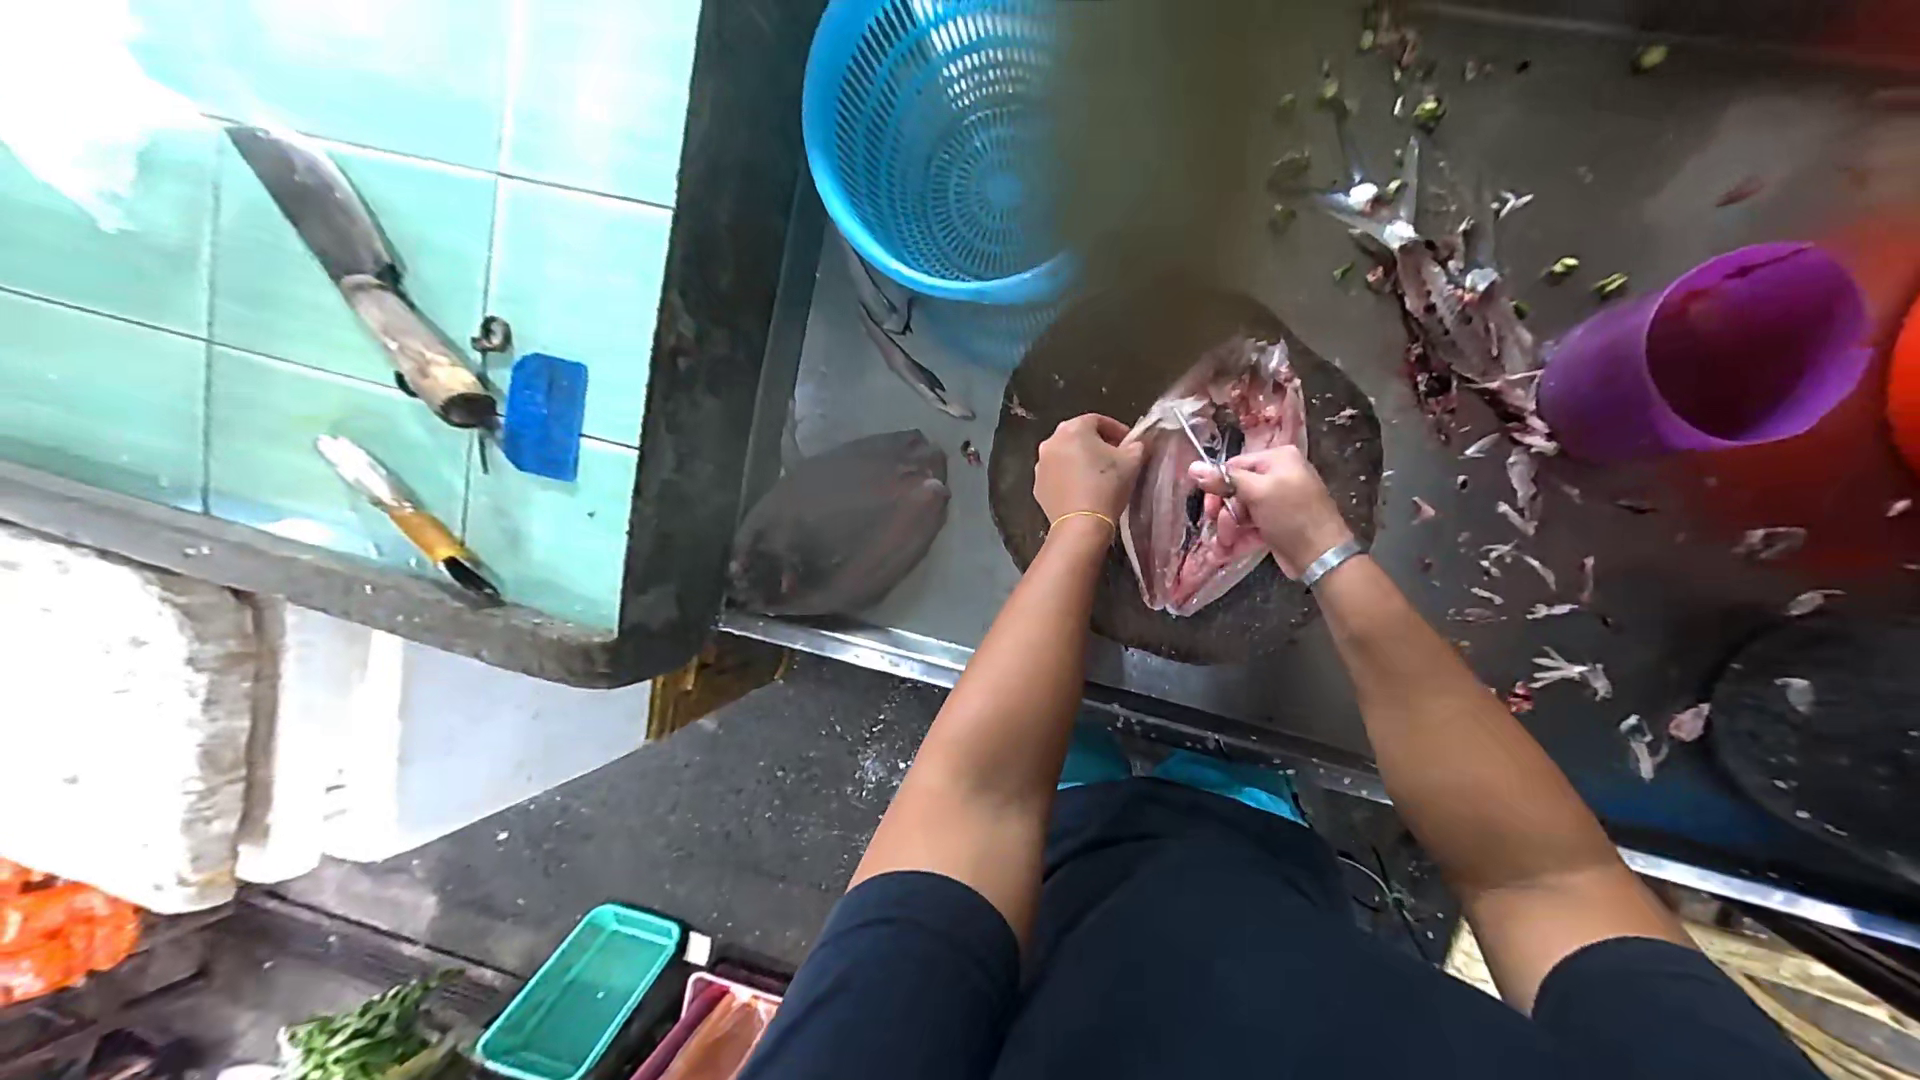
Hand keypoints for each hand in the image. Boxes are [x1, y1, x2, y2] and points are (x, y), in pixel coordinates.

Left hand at [1035, 414, 1146, 526]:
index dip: (1116, 429)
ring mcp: (1040, 465)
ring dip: (1081, 460)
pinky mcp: (1037, 486)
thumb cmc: (1107, 486)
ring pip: (1065, 456)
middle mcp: (1051, 442)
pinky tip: (1082, 490)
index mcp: (1073, 429)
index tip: (1129, 442)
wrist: (1081, 524)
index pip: (1098, 420)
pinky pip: (1056, 475)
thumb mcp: (1132, 461)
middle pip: (1078, 436)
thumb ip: (1136, 445)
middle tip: (1115, 457)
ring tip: (1098, 475)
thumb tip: (1135, 443)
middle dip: (1097, 444)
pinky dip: (1069, 477)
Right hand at [1188, 446, 1353, 577]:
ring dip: (1228, 529)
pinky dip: (1238, 538)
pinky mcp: (1275, 523)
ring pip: (1239, 511)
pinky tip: (1228, 552)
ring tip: (1225, 546)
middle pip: (1234, 490)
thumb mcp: (1256, 492)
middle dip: (1224, 514)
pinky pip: (1248, 526)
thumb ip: (1224, 479)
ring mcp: (1276, 501)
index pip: (1233, 467)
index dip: (1218, 488)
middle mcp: (1277, 476)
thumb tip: (1192, 467)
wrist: (1321, 556)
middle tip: (1221, 529)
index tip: (1210, 509)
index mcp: (1277, 459)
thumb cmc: (1291, 516)